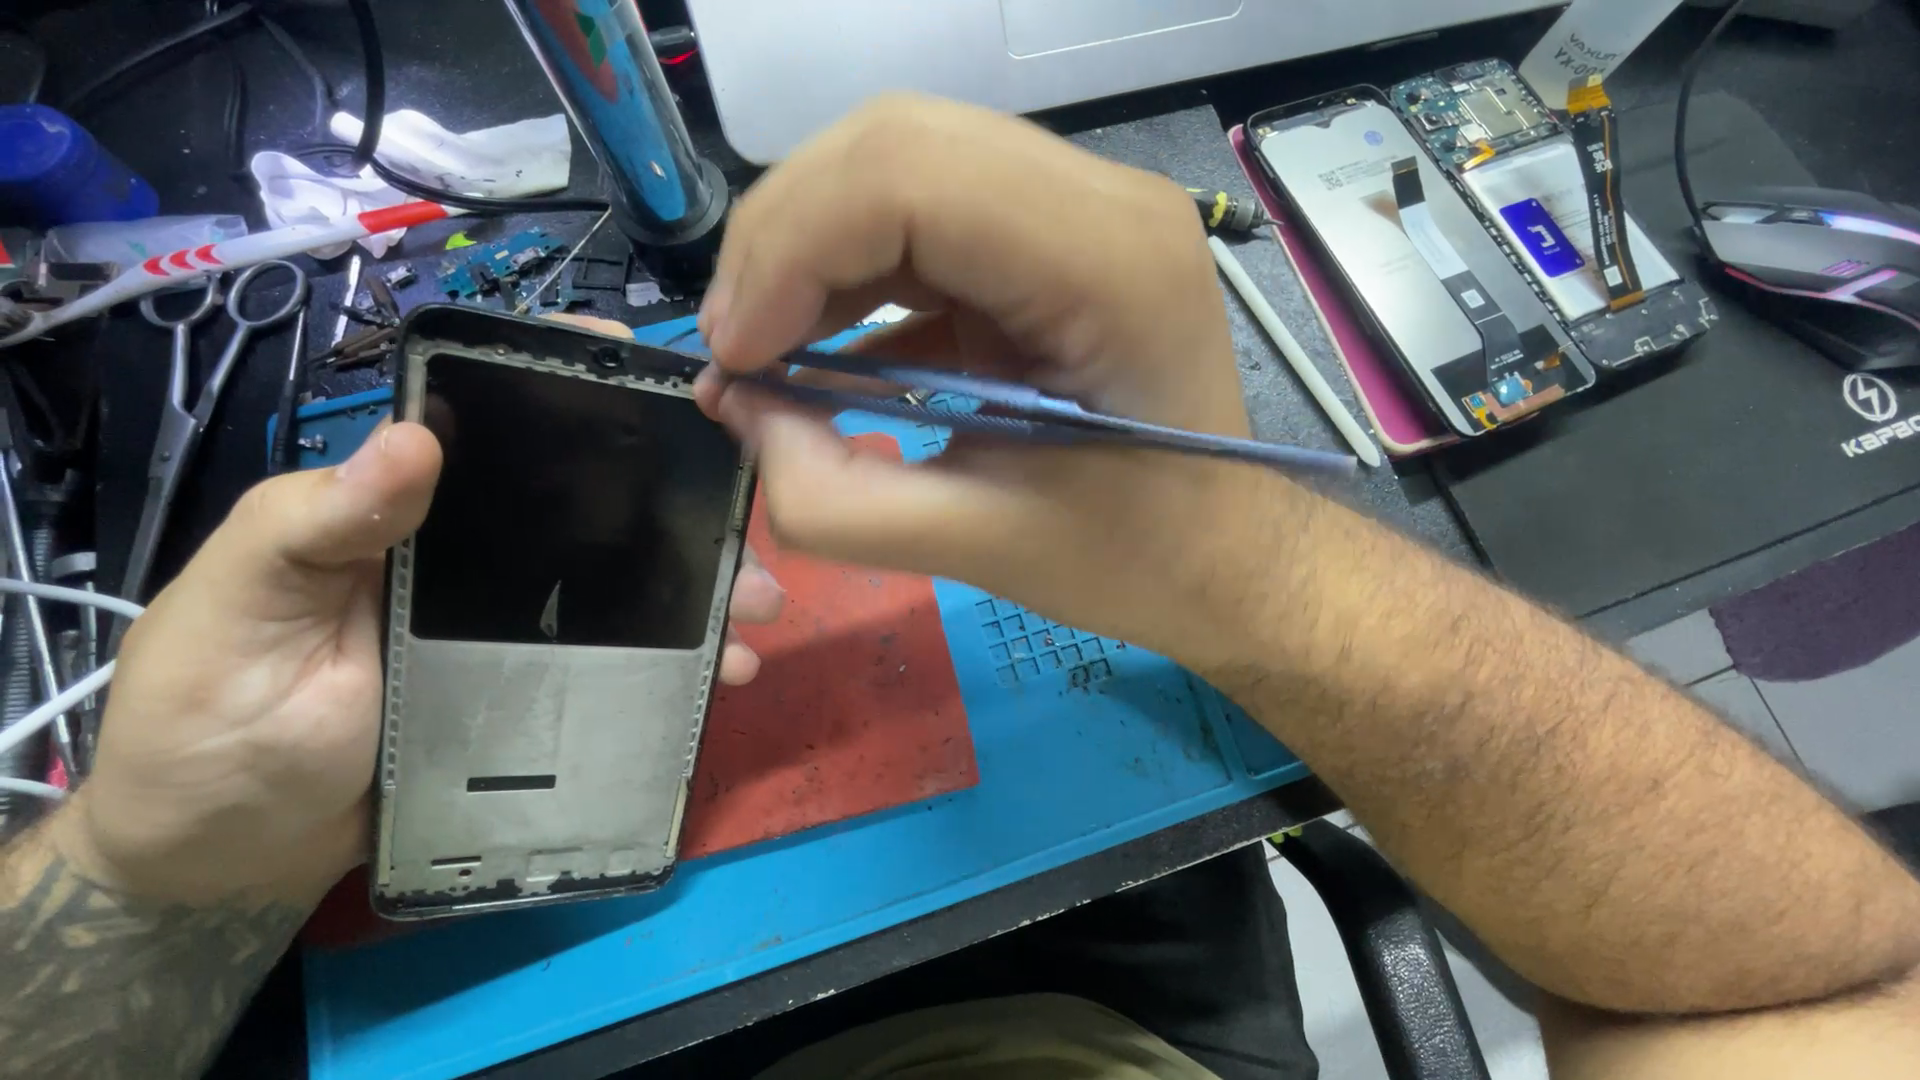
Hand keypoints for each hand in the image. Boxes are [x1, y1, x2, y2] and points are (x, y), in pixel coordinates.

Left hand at [53, 422, 783, 905]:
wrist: (228, 856)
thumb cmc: (211, 720)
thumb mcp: (241, 610)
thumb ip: (314, 525)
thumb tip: (417, 435)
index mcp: (406, 510)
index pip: (493, 425)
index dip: (565, 385)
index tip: (645, 373)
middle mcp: (475, 554)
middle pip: (589, 508)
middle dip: (676, 503)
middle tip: (740, 524)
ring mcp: (514, 624)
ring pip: (624, 582)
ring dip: (697, 586)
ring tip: (758, 606)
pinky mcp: (539, 686)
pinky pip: (622, 659)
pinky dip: (677, 661)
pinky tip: (726, 669)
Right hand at [695, 95, 1292, 670]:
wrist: (1224, 553)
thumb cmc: (1138, 558)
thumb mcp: (984, 549)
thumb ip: (839, 500)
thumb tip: (739, 412)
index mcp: (1109, 265)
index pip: (907, 174)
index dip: (790, 250)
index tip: (739, 357)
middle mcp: (1103, 201)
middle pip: (894, 146)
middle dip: (785, 242)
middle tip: (739, 351)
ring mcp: (1081, 209)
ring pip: (899, 167)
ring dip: (811, 252)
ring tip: (766, 349)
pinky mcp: (1050, 240)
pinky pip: (923, 218)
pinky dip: (853, 273)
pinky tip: (822, 343)